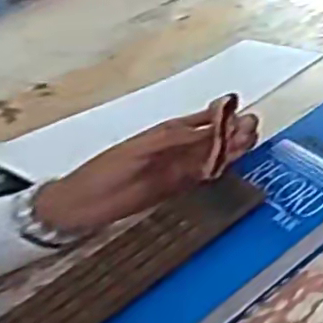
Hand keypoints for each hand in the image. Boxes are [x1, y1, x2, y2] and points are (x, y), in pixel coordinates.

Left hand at [30, 97, 257, 235]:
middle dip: (239, 130)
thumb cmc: (105, 170)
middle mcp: (187, 144)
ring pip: (222, 151)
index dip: (231, 114)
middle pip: (224, 132)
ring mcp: (186, 164)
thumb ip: (180, 137)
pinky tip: (230, 163)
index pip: (214, 115)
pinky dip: (223, 167)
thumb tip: (216, 126)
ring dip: (236, 147)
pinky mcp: (183, 184)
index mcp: (177, 128)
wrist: (78, 207)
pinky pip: (211, 172)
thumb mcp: (143, 147)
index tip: (239, 119)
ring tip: (241, 147)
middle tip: (244, 135)